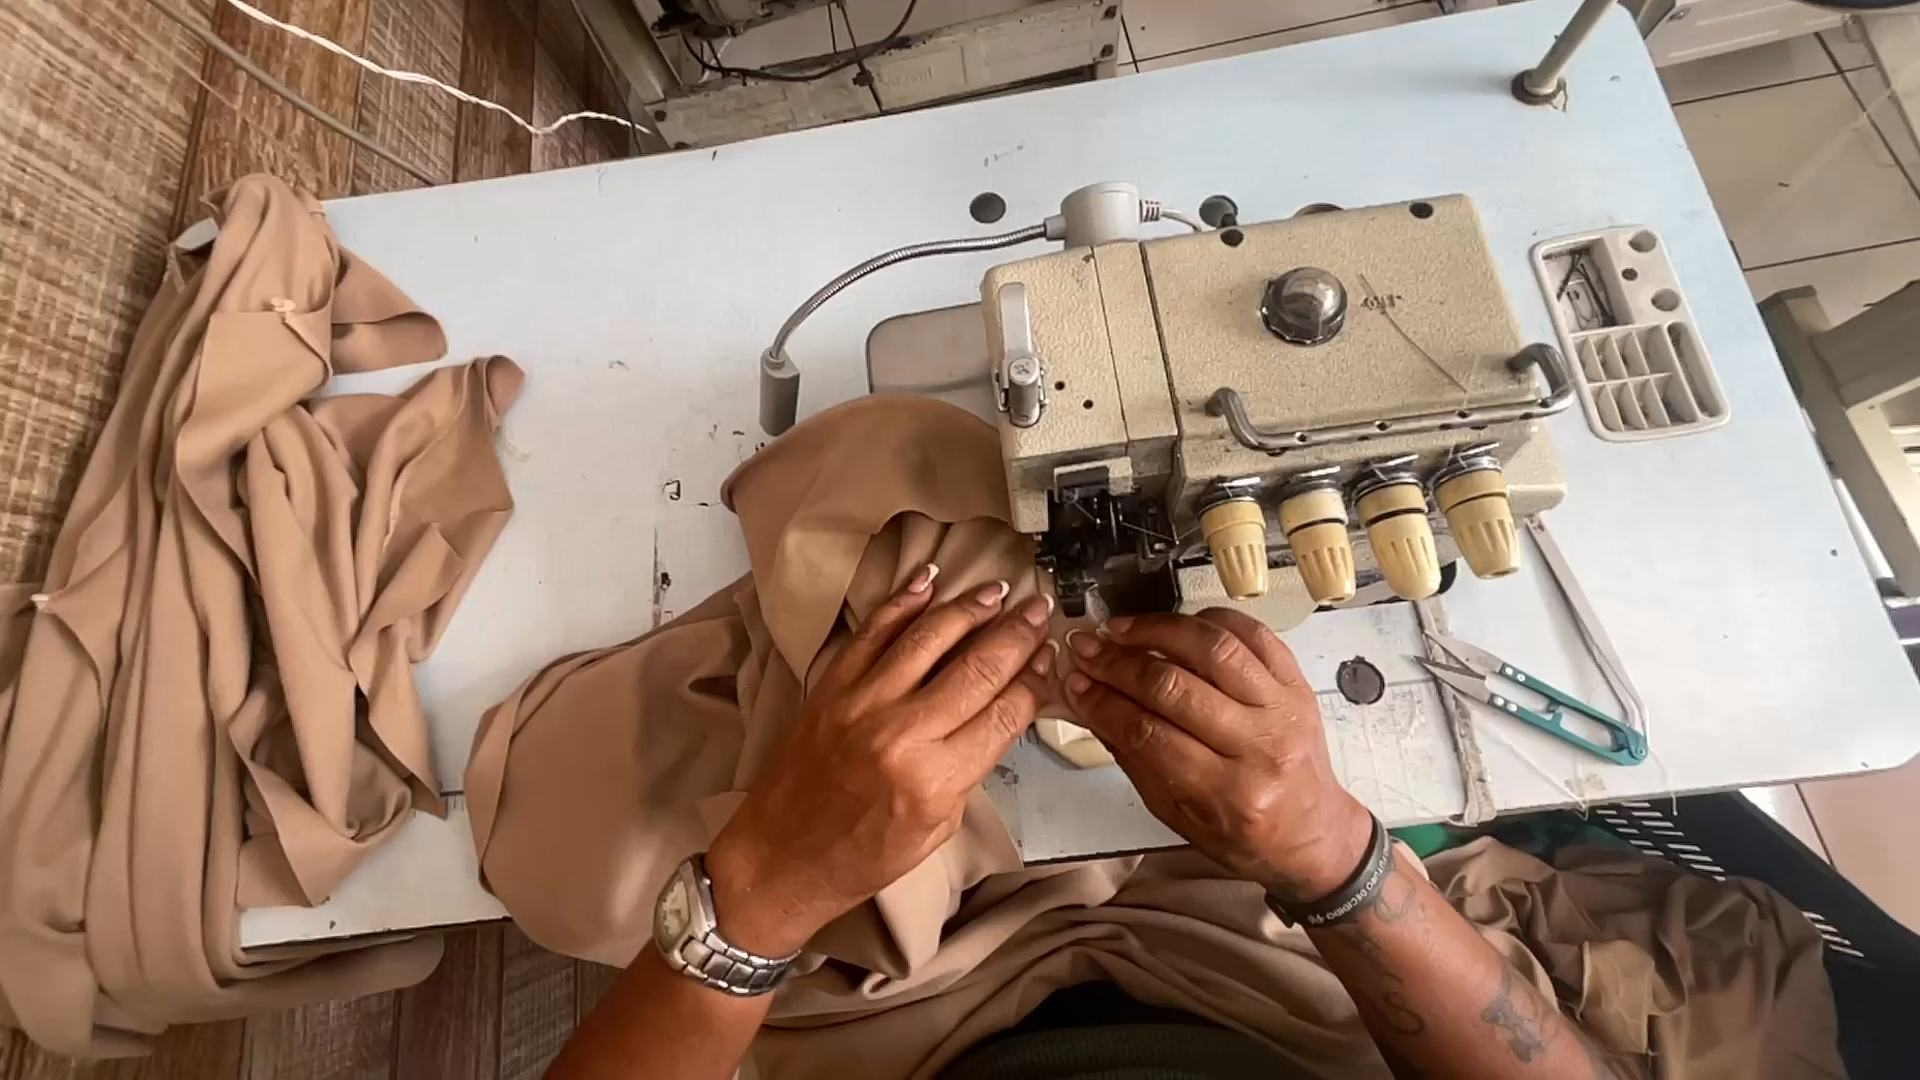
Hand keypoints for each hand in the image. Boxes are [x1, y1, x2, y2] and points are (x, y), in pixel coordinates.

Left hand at [705, 567, 1053, 955]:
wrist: (780, 857)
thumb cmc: (861, 855)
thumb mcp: (938, 828)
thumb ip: (972, 767)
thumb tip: (1003, 710)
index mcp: (934, 780)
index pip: (1004, 714)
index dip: (1034, 679)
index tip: (1049, 655)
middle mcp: (901, 733)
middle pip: (976, 668)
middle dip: (1016, 633)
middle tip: (1037, 608)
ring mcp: (862, 701)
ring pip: (929, 637)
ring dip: (970, 608)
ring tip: (997, 591)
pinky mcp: (832, 684)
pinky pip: (874, 630)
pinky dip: (903, 601)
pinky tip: (929, 581)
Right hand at [1064, 609, 1371, 902]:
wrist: (1315, 835)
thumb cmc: (1243, 834)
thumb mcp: (1176, 815)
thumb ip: (1133, 757)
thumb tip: (1090, 704)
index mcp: (1228, 794)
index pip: (1148, 734)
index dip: (1103, 702)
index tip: (1075, 683)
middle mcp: (1260, 746)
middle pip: (1174, 687)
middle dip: (1118, 664)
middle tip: (1087, 650)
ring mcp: (1283, 708)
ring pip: (1212, 648)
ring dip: (1157, 630)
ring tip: (1121, 629)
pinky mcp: (1296, 682)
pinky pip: (1251, 633)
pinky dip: (1207, 619)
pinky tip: (1175, 624)